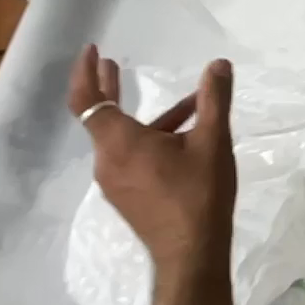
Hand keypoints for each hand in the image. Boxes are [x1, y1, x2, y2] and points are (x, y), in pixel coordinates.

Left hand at [68, 46, 236, 273]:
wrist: (192, 253)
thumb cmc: (199, 193)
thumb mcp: (213, 140)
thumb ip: (214, 99)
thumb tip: (218, 64)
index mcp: (121, 143)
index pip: (88, 101)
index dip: (85, 73)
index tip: (92, 51)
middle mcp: (108, 161)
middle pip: (100, 117)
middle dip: (107, 87)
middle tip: (112, 62)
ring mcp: (115, 181)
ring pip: (123, 137)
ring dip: (146, 115)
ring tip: (188, 103)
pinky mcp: (128, 195)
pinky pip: (131, 155)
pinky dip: (151, 136)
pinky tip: (187, 137)